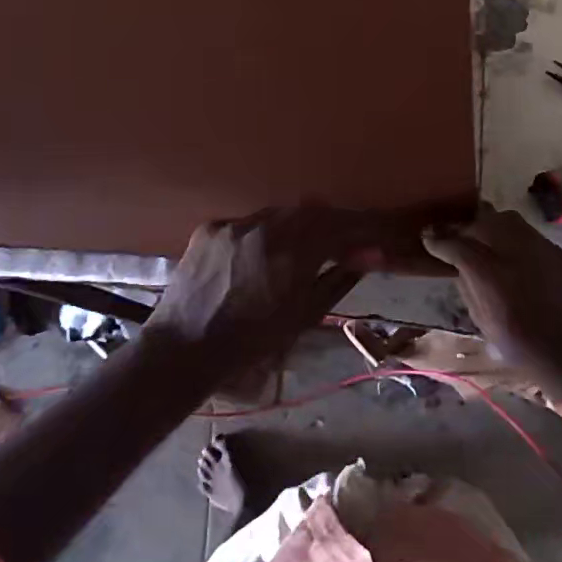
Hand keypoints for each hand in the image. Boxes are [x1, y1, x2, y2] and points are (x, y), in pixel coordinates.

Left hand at [150, 206, 372, 370]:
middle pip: (314, 212)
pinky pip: (250, 222)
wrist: (184, 349)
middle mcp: (268, 226)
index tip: (377, 235)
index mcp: (296, 250)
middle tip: (344, 241)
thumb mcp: (307, 313)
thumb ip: (341, 277)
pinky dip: (265, 233)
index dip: (365, 227)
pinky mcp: (211, 227)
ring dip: (300, 225)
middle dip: (333, 223)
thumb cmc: (253, 341)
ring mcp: (236, 223)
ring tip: (305, 248)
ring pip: (281, 213)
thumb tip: (372, 255)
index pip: (343, 225)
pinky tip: (263, 254)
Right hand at [421, 206, 561, 394]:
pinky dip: (518, 240)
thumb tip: (457, 264)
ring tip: (487, 242)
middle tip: (460, 237)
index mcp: (486, 271)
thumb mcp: (478, 314)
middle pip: (484, 219)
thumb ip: (465, 282)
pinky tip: (515, 256)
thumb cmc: (514, 340)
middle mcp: (513, 250)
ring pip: (510, 221)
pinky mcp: (557, 252)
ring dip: (494, 227)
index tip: (429, 237)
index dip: (440, 239)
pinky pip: (531, 235)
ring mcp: (540, 247)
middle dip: (468, 225)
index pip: (456, 243)